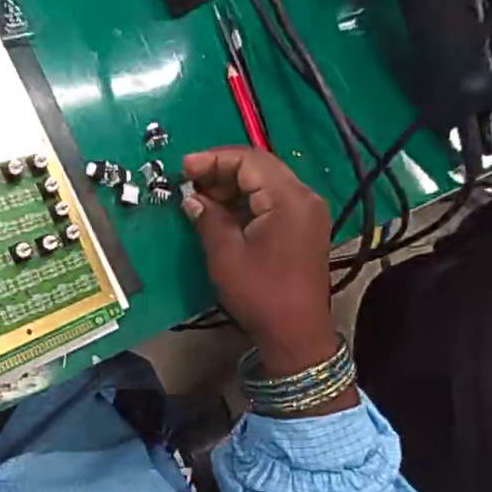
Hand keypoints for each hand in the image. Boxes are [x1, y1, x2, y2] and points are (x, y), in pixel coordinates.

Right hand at [181, 148, 349, 387]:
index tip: (183, 167)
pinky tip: (223, 211)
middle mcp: (304, 197)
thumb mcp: (226, 255)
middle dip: (222, 170)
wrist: (295, 332)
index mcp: (288, 199)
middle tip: (189, 183)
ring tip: (201, 198)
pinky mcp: (303, 227)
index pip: (249, 160)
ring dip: (233, 185)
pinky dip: (246, 200)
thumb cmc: (259, 293)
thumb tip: (192, 198)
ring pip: (266, 182)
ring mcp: (307, 212)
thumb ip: (209, 218)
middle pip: (260, 167)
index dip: (213, 159)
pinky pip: (272, 200)